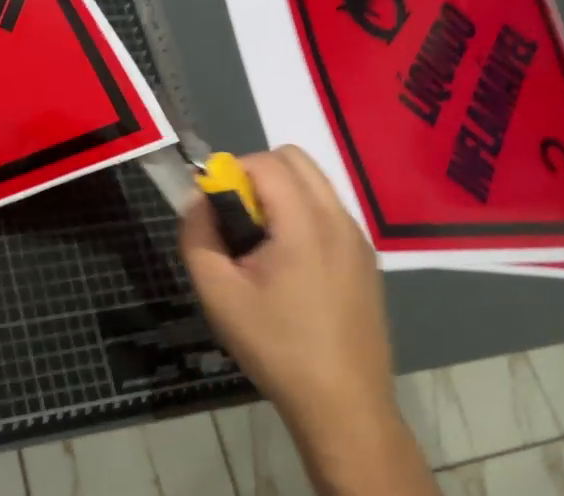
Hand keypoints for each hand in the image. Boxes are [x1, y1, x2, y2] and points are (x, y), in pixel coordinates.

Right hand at [181, 147, 432, 495]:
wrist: (343, 404)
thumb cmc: (275, 345)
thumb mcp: (216, 291)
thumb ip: (198, 234)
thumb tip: (198, 200)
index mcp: (305, 226)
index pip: (265, 162)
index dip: (230, 172)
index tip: (215, 210)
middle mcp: (340, 222)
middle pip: (295, 159)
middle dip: (256, 174)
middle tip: (236, 218)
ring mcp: (359, 241)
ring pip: (313, 183)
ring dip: (279, 193)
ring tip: (259, 243)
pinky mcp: (365, 260)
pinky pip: (327, 210)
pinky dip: (300, 214)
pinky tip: (286, 264)